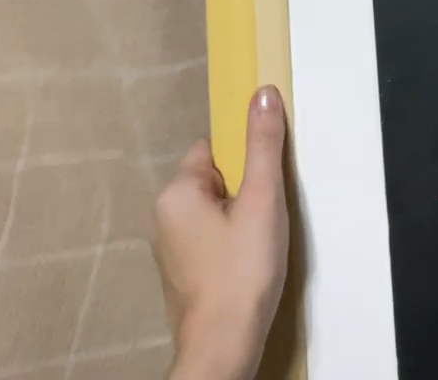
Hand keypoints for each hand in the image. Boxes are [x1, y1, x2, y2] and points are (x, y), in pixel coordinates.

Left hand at [154, 86, 289, 379]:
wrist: (224, 346)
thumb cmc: (243, 268)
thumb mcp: (262, 198)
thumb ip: (263, 143)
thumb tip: (262, 91)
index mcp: (176, 193)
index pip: (214, 147)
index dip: (246, 155)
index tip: (269, 174)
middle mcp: (164, 215)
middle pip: (216, 175)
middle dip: (248, 184)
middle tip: (273, 205)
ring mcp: (171, 247)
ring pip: (217, 205)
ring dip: (244, 210)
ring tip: (266, 233)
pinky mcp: (184, 270)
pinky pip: (212, 232)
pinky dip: (235, 235)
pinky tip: (253, 255)